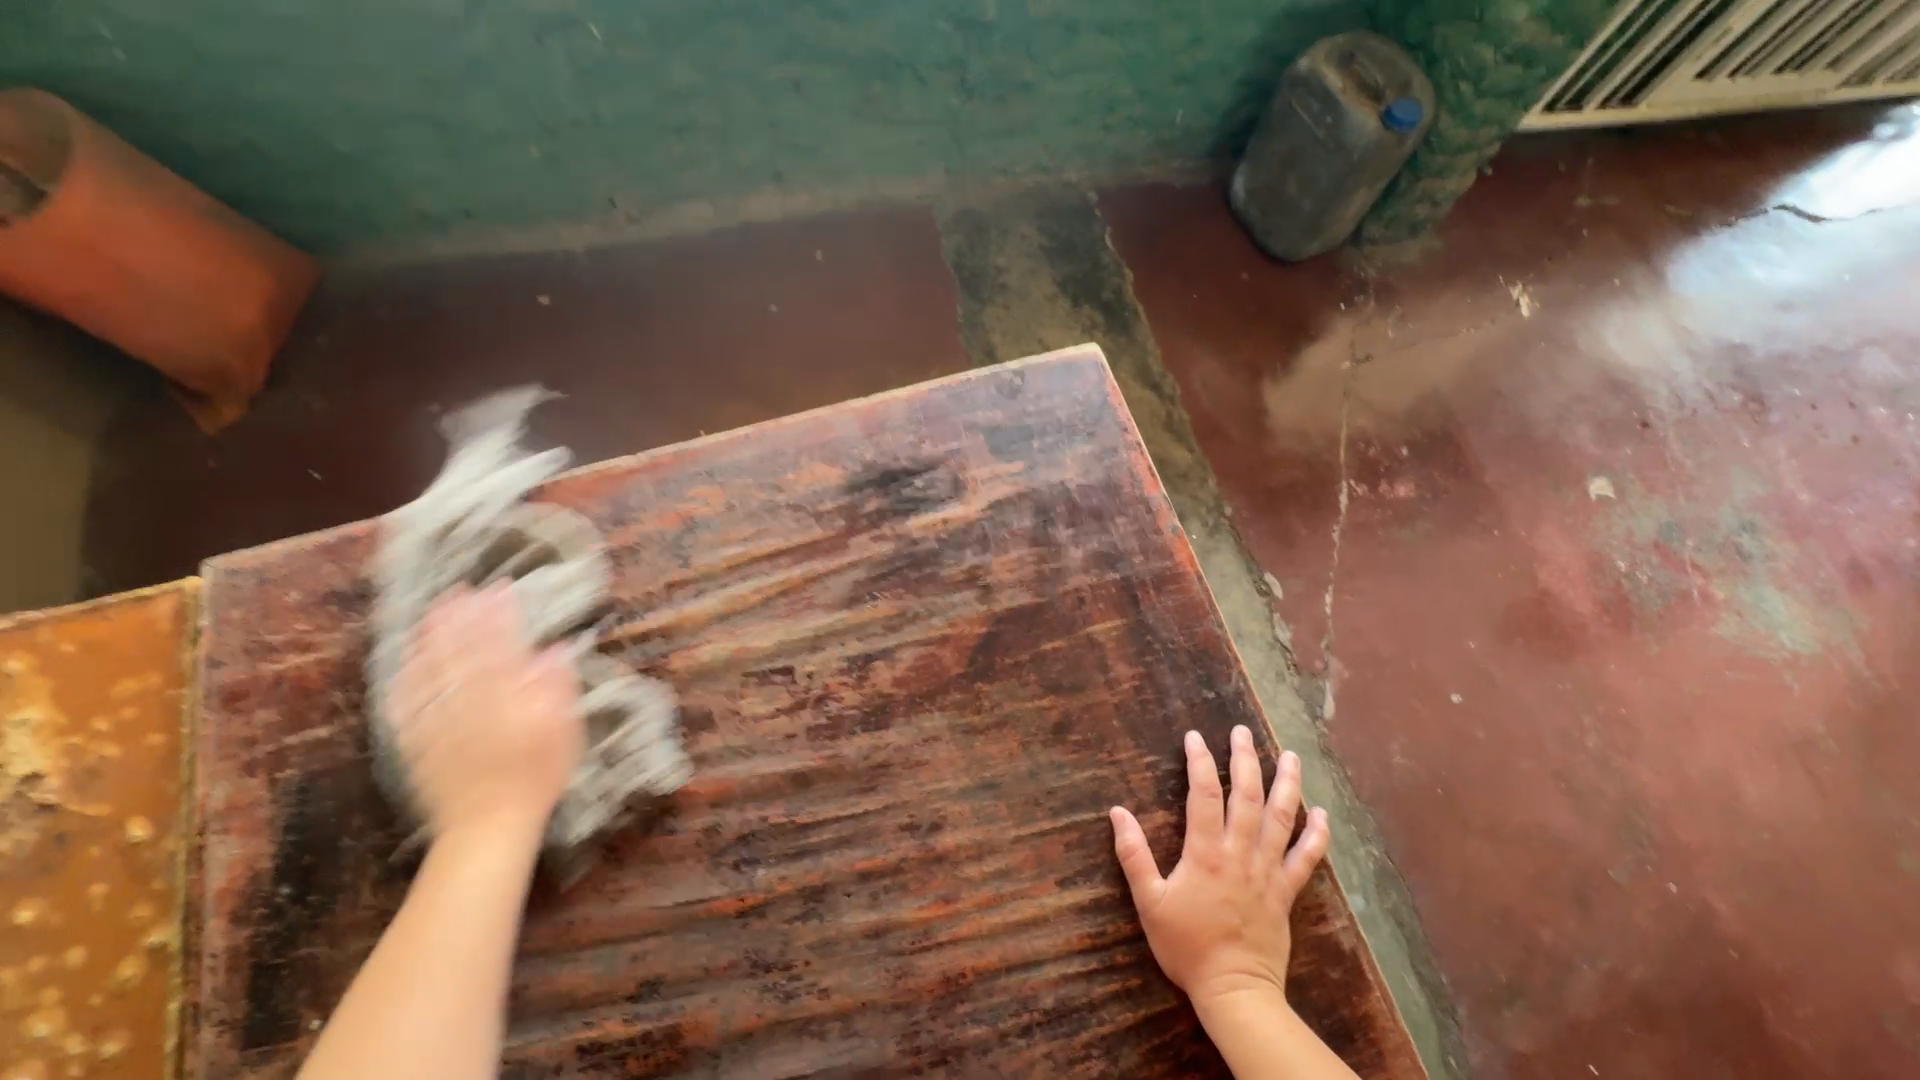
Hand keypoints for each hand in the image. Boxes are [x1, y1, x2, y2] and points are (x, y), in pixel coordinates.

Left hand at [389, 583, 584, 843]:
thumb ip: (557, 691)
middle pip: (461, 653)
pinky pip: (406, 705)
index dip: (499, 616)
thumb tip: (555, 652)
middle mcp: (467, 702)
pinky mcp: (416, 742)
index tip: (500, 590)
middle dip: (461, 620)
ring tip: (431, 615)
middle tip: (459, 591)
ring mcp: (437, 721)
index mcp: (506, 697)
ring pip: (431, 672)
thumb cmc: (536, 779)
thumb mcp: (563, 734)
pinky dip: (405, 680)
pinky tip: (404, 665)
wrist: (488, 827)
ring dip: (430, 641)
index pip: (501, 646)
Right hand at [1110, 725, 1330, 1008]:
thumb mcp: (1149, 902)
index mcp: (1206, 852)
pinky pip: (1307, 858)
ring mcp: (1268, 871)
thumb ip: (1134, 855)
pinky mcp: (1286, 892)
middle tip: (1242, 732)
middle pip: (1247, 796)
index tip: (1194, 738)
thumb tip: (1117, 812)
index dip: (1199, 762)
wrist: (1234, 990)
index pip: (1203, 794)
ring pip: (1282, 818)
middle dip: (1246, 759)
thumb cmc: (1186, 946)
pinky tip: (1321, 813)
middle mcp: (1240, 853)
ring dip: (1287, 784)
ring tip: (1291, 756)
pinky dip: (1316, 834)